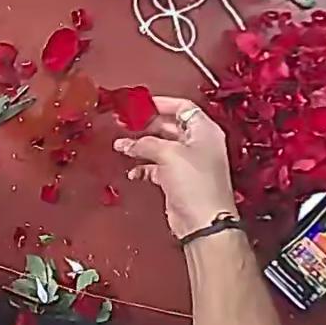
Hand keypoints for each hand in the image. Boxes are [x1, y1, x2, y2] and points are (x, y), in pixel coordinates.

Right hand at [114, 96, 238, 239]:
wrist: (203, 221)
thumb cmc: (197, 184)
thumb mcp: (169, 154)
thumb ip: (145, 143)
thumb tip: (127, 142)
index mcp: (204, 130)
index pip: (182, 107)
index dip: (160, 104)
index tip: (139, 105)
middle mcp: (198, 144)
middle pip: (169, 126)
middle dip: (145, 125)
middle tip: (124, 123)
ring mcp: (188, 162)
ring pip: (160, 147)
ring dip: (141, 146)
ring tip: (122, 146)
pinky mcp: (178, 180)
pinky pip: (157, 166)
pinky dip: (144, 166)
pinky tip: (132, 170)